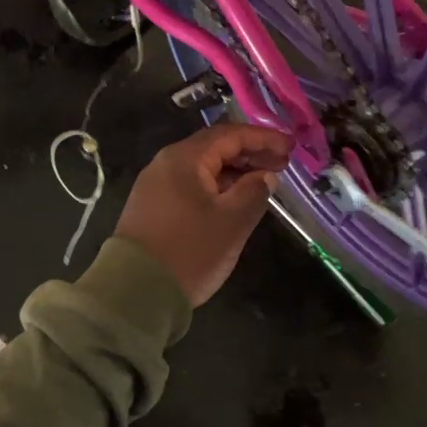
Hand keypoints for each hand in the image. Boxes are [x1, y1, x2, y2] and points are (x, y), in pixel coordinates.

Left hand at [114, 123, 294, 305]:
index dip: (264, 138)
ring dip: (234, 171)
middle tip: (282, 164)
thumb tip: (265, 176)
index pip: (230, 135)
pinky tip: (234, 200)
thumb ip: (254, 192)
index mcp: (184, 158)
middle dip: (251, 153)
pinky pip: (191, 185)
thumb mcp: (232, 222)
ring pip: (202, 168)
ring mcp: (156, 186)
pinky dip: (217, 186)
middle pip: (214, 147)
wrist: (135, 292)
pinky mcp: (152, 207)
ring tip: (264, 182)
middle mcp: (166, 164)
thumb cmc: (190, 251)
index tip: (291, 147)